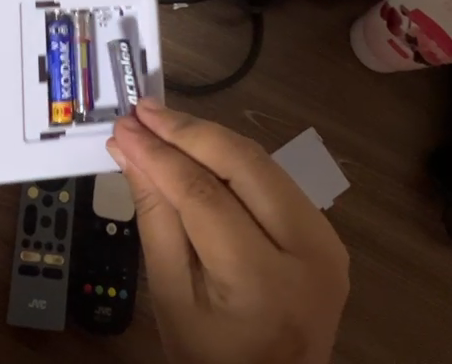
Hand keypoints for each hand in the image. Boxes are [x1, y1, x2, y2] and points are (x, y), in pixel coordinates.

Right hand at [110, 102, 348, 363]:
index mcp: (265, 284)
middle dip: (188, 130)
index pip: (204, 196)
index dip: (159, 154)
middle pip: (243, 165)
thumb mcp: (170, 296)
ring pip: (260, 161)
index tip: (124, 126)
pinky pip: (271, 178)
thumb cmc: (210, 356)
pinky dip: (229, 157)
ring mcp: (327, 240)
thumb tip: (130, 148)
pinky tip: (195, 146)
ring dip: (208, 137)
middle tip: (143, 111)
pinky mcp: (325, 231)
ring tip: (161, 121)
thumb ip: (154, 216)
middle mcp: (310, 253)